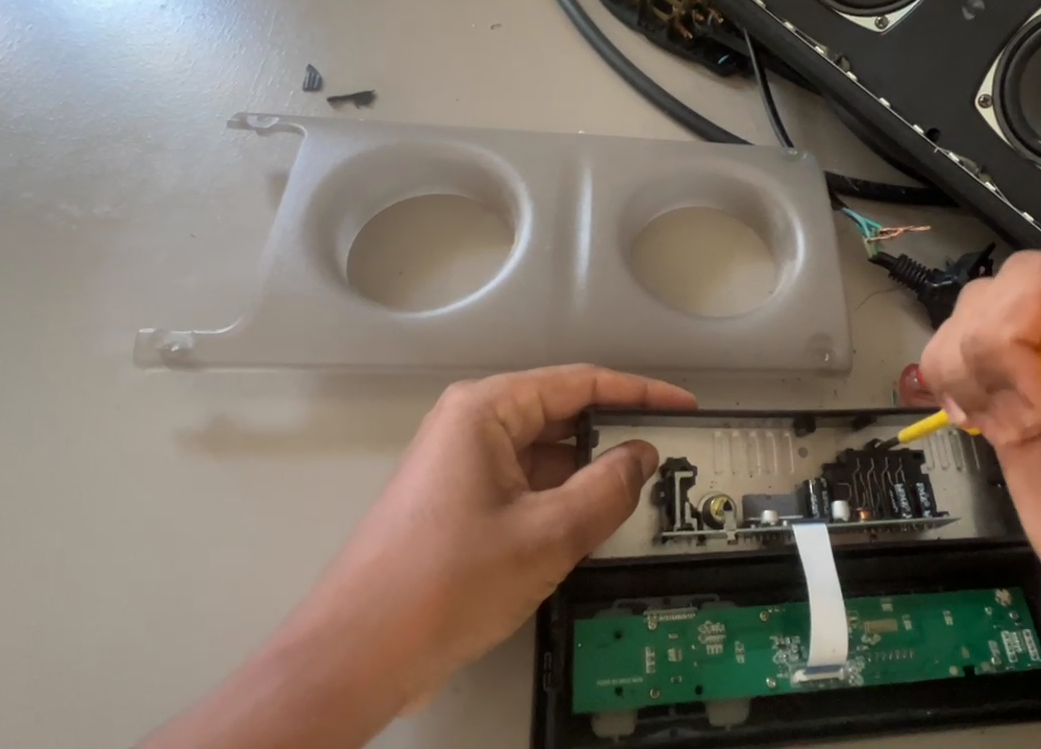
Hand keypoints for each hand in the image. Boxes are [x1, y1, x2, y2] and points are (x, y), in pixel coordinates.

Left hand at [144, 365, 693, 748]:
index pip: (581, 383)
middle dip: (616, 433)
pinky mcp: (461, 499)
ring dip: (590, 469)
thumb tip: (643, 456)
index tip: (686, 404)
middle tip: (673, 453)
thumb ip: (607, 488)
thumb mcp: (546, 535)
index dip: (639, 392)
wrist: (355, 657)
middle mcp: (474, 422)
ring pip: (546, 451)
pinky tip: (596, 519)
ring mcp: (464, 462)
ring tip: (644, 489)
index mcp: (488, 409)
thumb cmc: (450, 583)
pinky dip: (563, 495)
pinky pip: (526, 481)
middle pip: (562, 412)